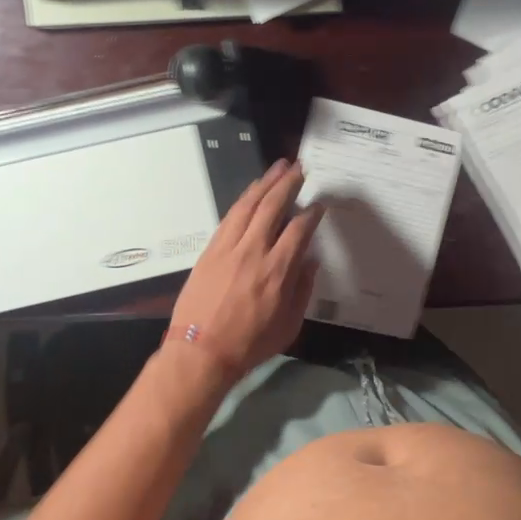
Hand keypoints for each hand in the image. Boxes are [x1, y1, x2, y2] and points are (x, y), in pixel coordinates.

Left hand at [169, 159, 323, 382]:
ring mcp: (228, 247)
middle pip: (272, 206)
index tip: (319, 205)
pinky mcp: (210, 250)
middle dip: (288, 184)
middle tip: (299, 169)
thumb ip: (302, 289)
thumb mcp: (289, 324)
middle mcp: (253, 251)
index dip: (311, 213)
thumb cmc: (250, 343)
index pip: (299, 229)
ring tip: (277, 168)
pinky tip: (251, 192)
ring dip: (264, 183)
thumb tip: (310, 261)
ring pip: (248, 205)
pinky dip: (243, 200)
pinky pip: (229, 217)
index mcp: (277, 270)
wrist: (201, 351)